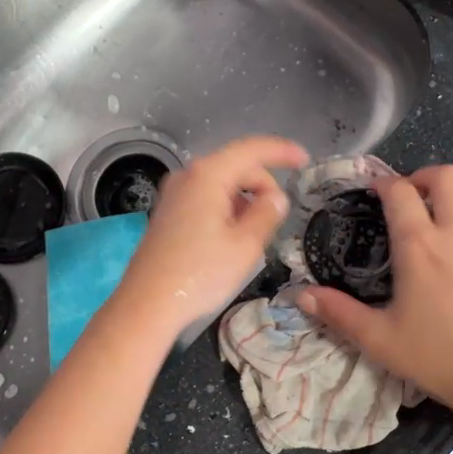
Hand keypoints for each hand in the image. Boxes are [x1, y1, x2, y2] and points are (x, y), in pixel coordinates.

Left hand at [108, 136, 309, 336]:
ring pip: (221, 183)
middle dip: (262, 184)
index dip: (282, 152)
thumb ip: (267, 214)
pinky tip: (231, 237)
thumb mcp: (245, 245)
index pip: (252, 150)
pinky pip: (206, 197)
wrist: (147, 303)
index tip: (305, 160)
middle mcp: (187, 176)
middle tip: (278, 215)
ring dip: (244, 199)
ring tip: (254, 233)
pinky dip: (226, 208)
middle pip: (235, 166)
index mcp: (207, 175)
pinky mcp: (168, 212)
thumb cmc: (200, 273)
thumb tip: (275, 197)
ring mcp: (174, 193)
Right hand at [298, 165, 452, 417]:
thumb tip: (299, 294)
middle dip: (429, 177)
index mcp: (419, 246)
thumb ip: (338, 312)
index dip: (386, 184)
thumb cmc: (440, 359)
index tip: (379, 192)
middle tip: (419, 196)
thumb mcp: (379, 339)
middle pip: (448, 176)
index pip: (400, 193)